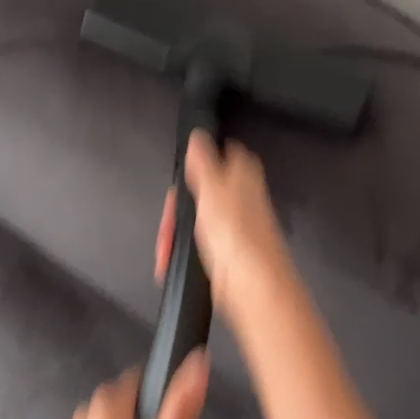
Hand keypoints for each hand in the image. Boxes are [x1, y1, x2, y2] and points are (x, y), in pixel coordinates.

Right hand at [156, 132, 294, 318]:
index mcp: (242, 172)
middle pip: (202, 190)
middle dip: (180, 208)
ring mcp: (235, 224)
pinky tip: (173, 260)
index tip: (181, 178)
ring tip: (167, 247)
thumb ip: (203, 159)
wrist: (252, 284)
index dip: (197, 163)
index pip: (220, 154)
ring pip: (198, 219)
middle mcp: (242, 196)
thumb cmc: (236, 232)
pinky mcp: (228, 250)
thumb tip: (198, 134)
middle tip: (171, 221)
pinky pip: (199, 244)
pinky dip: (184, 251)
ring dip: (178, 233)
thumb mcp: (212, 186)